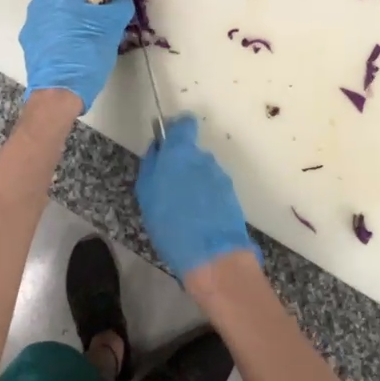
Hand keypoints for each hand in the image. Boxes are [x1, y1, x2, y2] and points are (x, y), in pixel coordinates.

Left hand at [19, 0, 134, 111]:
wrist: (59, 92)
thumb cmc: (85, 49)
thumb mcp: (112, 24)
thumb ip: (119, 2)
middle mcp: (36, 3)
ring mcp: (30, 26)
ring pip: (48, 7)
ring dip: (65, 9)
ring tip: (87, 25)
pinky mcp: (30, 46)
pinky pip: (46, 28)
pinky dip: (59, 29)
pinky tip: (75, 44)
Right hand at [135, 115, 259, 277]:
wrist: (212, 256)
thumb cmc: (170, 223)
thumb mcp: (146, 194)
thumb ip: (151, 165)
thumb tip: (157, 149)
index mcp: (181, 153)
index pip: (184, 124)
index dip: (176, 129)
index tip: (167, 142)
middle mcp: (204, 159)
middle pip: (192, 152)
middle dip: (181, 165)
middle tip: (169, 188)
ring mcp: (221, 177)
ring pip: (204, 172)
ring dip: (194, 183)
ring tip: (184, 209)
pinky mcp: (232, 196)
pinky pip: (214, 189)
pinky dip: (206, 198)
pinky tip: (199, 219)